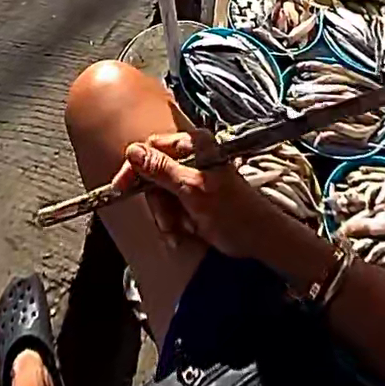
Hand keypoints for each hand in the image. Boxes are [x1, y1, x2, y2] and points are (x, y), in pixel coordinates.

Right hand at [112, 117, 296, 262]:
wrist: (262, 241)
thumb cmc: (233, 214)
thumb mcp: (191, 191)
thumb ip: (160, 169)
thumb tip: (132, 151)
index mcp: (194, 144)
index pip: (151, 148)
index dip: (135, 169)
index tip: (122, 187)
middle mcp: (192, 153)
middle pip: (154, 172)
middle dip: (158, 202)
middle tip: (167, 223)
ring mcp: (193, 172)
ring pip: (160, 191)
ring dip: (167, 215)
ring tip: (182, 231)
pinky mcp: (194, 191)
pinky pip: (171, 203)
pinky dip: (174, 220)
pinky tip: (186, 231)